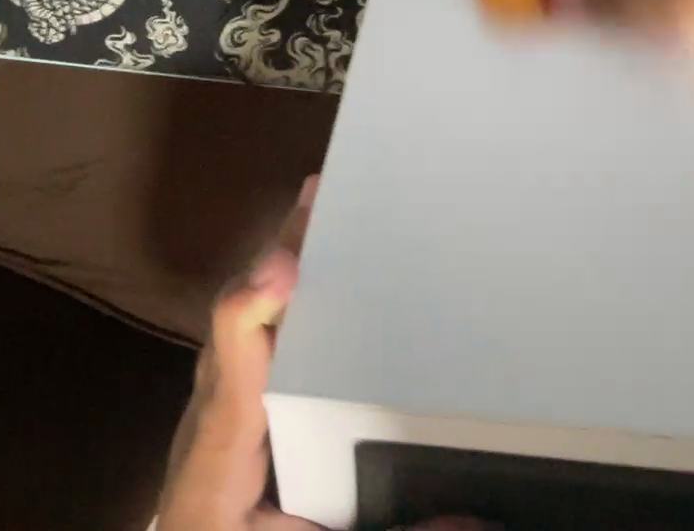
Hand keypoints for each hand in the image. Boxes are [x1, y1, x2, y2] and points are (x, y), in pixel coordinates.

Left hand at [156, 180, 489, 530]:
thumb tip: (475, 519)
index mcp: (226, 445)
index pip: (233, 370)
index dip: (254, 310)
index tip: (287, 265)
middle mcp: (218, 402)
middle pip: (241, 312)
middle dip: (281, 250)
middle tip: (324, 194)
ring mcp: (222, 387)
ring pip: (245, 305)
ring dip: (280, 251)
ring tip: (323, 201)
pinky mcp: (235, 385)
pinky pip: (254, 318)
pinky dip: (280, 278)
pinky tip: (311, 250)